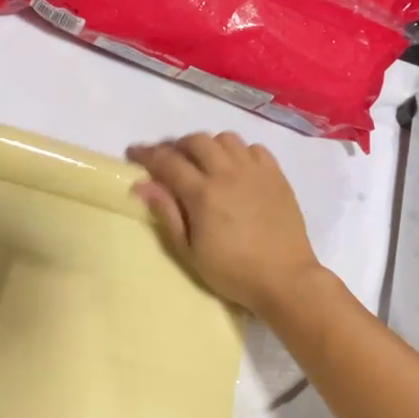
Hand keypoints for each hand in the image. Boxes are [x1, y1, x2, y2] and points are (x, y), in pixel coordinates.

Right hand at [127, 133, 325, 315]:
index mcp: (203, 194)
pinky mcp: (277, 176)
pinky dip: (239, 152)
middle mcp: (228, 173)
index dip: (147, 153)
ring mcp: (256, 171)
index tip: (134, 152)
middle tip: (169, 161)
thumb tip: (142, 185)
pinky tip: (235, 169)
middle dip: (177, 146)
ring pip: (226, 139)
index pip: (167, 161)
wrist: (284, 279)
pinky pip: (254, 149)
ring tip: (203, 163)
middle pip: (197, 141)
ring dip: (208, 146)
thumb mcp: (189, 251)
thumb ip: (167, 214)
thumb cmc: (232, 272)